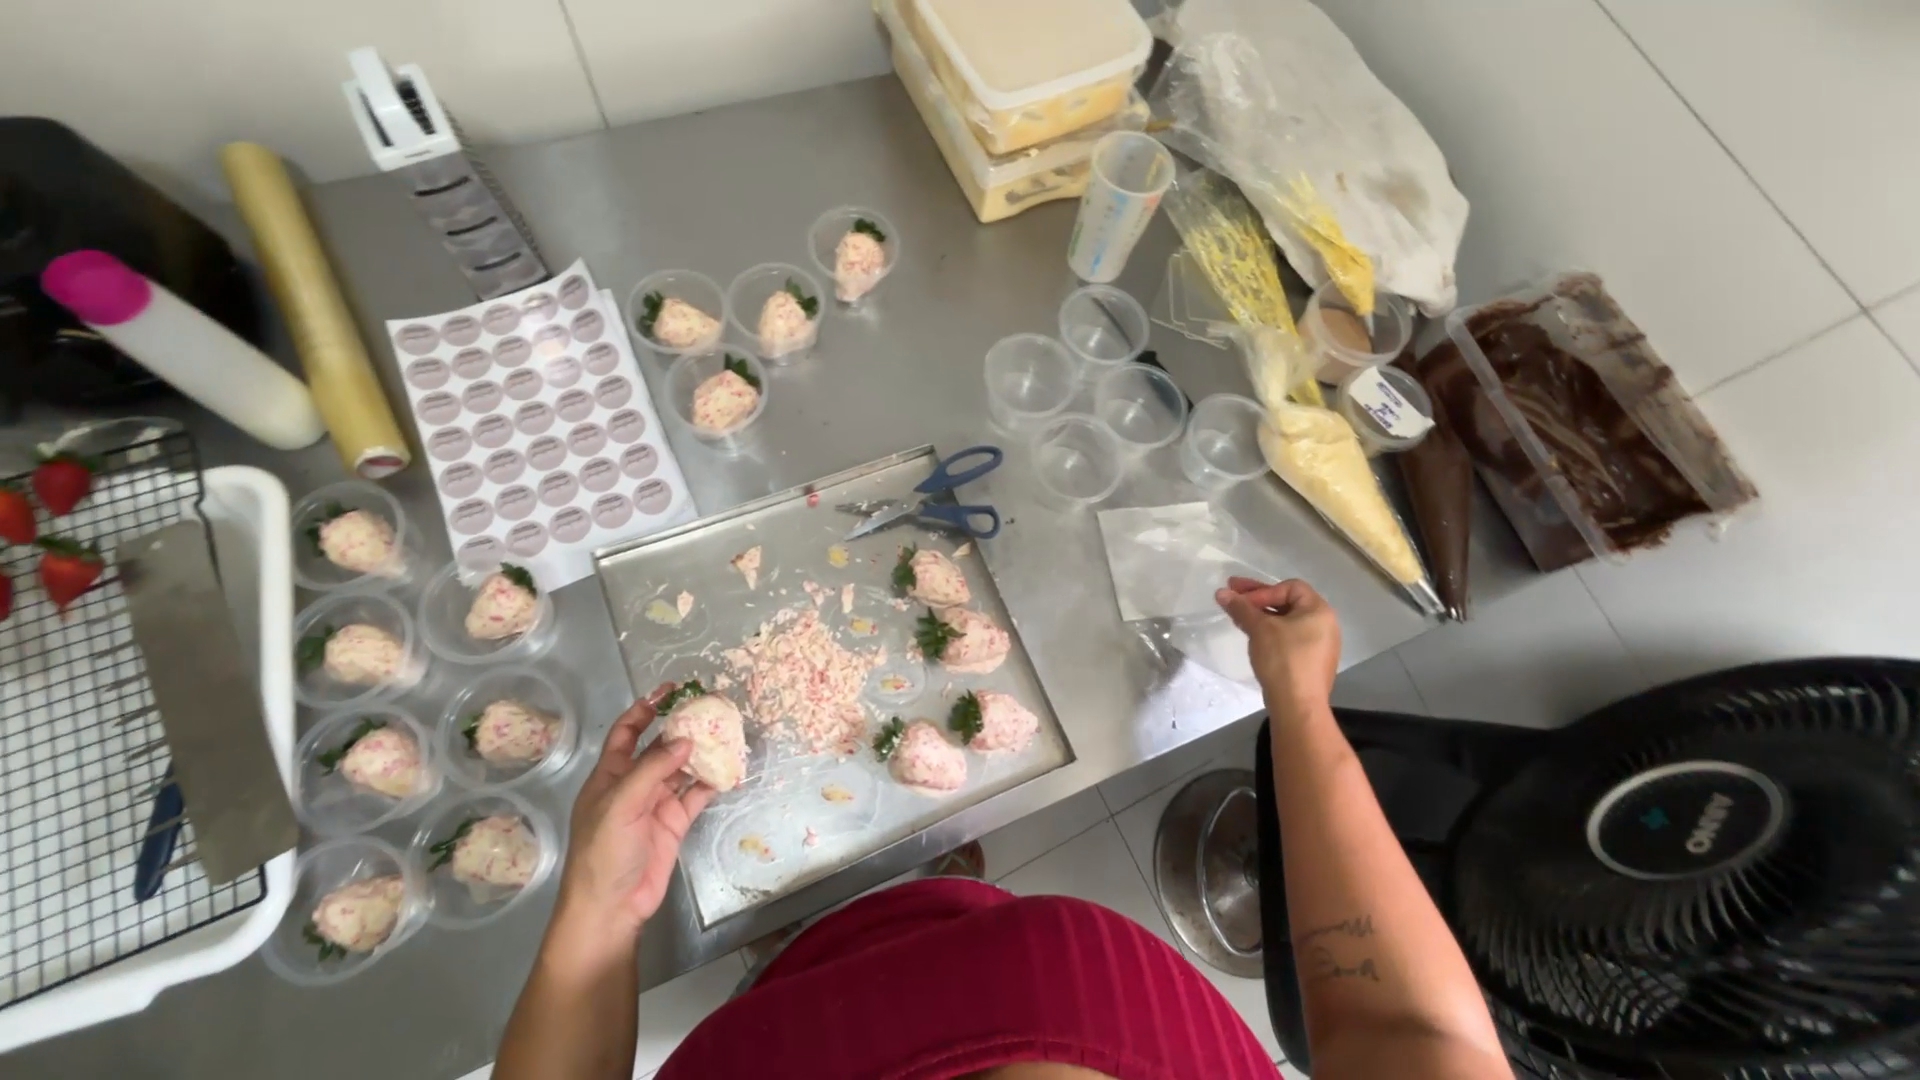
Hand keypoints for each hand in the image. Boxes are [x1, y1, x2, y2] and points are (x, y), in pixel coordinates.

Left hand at [554, 683, 714, 939]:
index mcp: (611, 776)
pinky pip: (697, 794)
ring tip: (727, 733)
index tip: (669, 691)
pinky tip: (730, 769)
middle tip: (710, 709)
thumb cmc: (604, 852)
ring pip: (682, 768)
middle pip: (660, 747)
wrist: (612, 907)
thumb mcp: (620, 805)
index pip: (626, 732)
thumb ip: (652, 769)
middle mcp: (635, 784)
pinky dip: (713, 781)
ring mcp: (656, 803)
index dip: (644, 709)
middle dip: (682, 728)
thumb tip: (686, 740)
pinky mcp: (675, 822)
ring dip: (702, 752)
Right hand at [1216, 576, 1341, 718]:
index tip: (1241, 600)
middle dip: (1257, 599)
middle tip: (1231, 595)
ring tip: (1238, 617)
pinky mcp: (1310, 661)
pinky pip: (1288, 637)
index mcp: (1319, 611)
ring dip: (1261, 616)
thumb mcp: (1259, 629)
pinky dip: (1270, 633)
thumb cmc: (1283, 659)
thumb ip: (1241, 608)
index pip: (1290, 587)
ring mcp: (1319, 644)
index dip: (1263, 590)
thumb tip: (1221, 592)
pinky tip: (1253, 637)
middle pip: (1287, 602)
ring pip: (1285, 621)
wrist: (1297, 705)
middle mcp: (1324, 624)